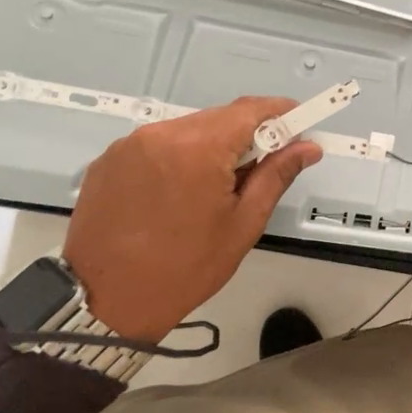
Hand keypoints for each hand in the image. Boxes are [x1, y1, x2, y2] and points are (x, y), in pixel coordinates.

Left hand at [62, 98, 321, 340]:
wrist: (104, 302)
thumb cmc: (185, 268)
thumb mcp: (243, 224)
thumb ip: (276, 175)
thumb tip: (307, 147)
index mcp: (198, 148)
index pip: (250, 110)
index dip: (281, 112)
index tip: (300, 125)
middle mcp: (160, 134)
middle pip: (219, 117)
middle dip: (248, 134)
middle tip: (265, 165)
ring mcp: (129, 145)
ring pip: (188, 129)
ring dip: (212, 146)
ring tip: (219, 186)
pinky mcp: (109, 160)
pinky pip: (158, 144)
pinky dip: (179, 156)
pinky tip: (181, 192)